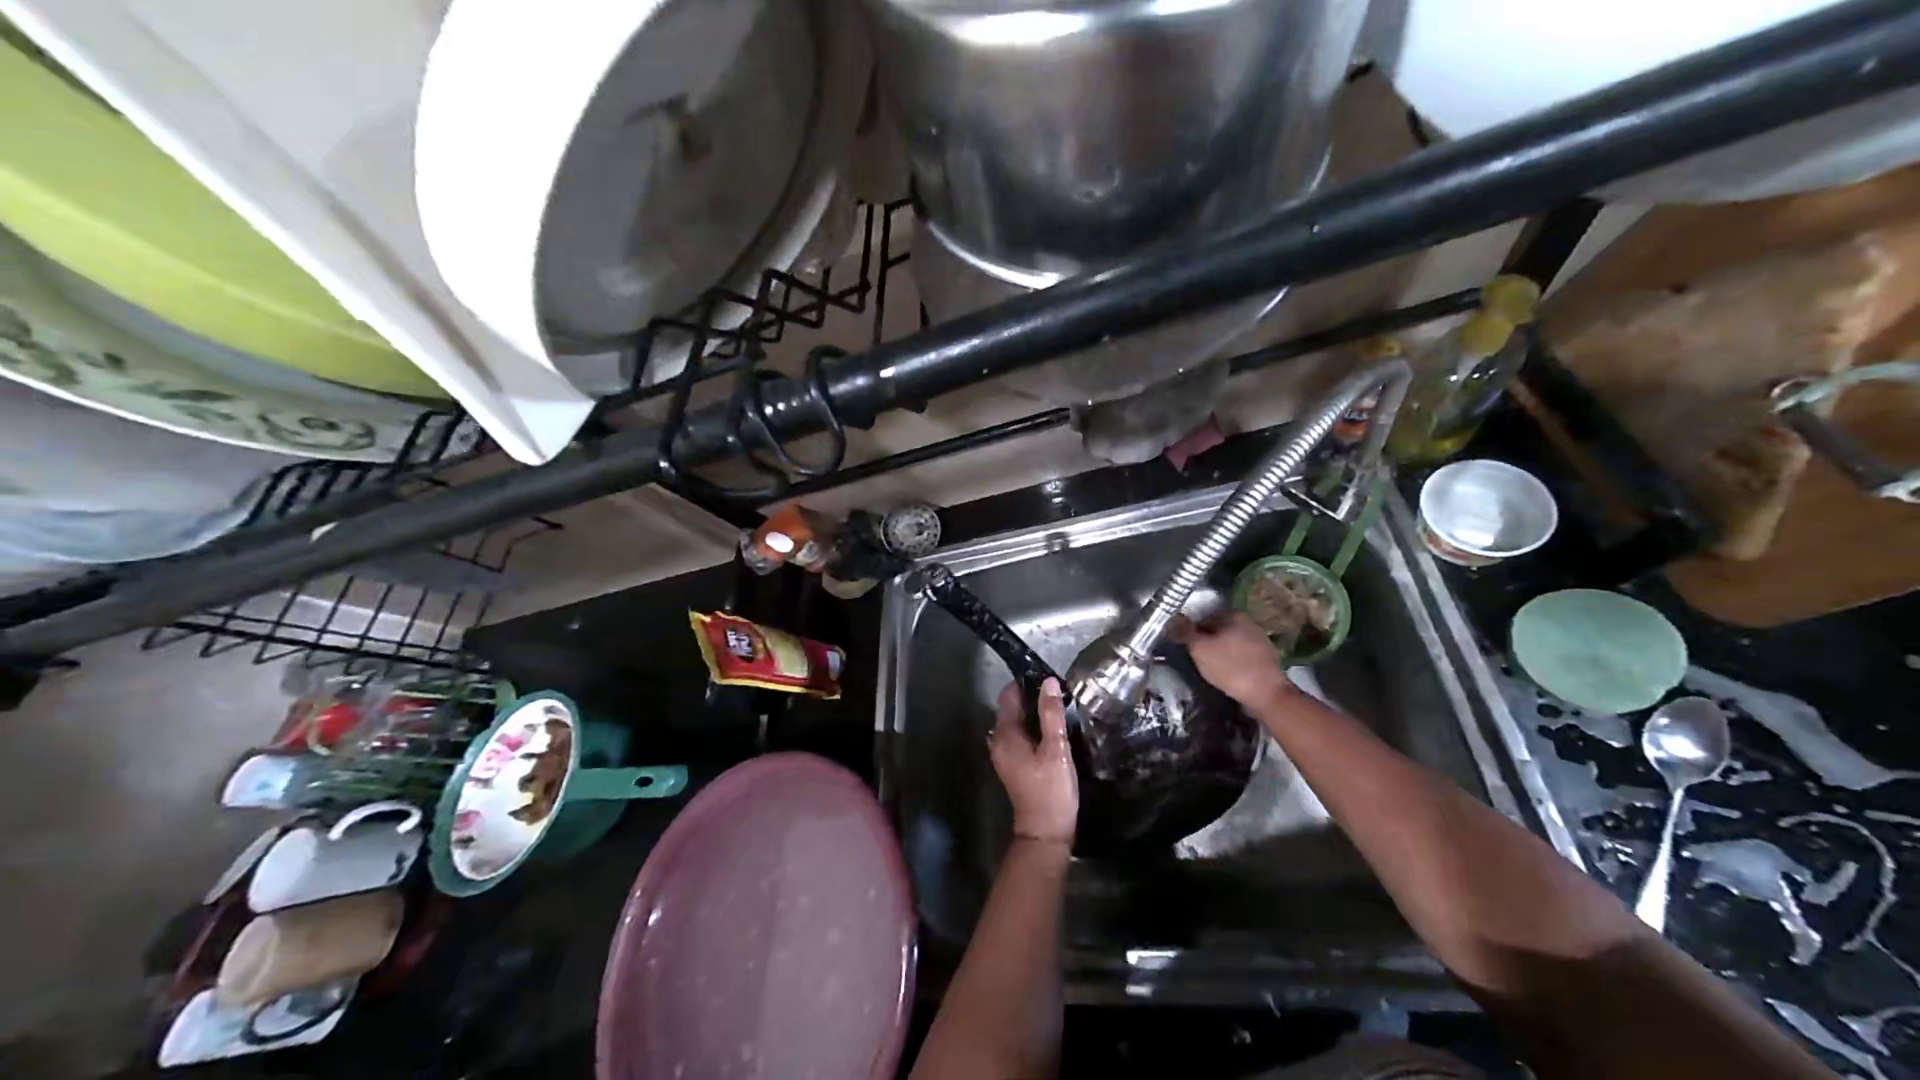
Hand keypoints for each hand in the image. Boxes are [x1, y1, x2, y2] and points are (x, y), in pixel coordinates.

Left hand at [989, 678, 1077, 843]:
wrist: (1044, 832)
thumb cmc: (1051, 789)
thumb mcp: (1056, 749)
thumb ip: (1051, 714)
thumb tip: (1048, 682)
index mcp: (1005, 734)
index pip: (1009, 695)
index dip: (1027, 683)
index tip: (1049, 678)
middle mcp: (998, 740)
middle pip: (1011, 708)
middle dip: (1031, 697)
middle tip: (1059, 693)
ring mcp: (1003, 753)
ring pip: (1016, 722)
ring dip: (1033, 713)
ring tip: (1058, 709)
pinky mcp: (1012, 763)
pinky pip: (1019, 735)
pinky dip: (1032, 728)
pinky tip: (1051, 731)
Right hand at [1174, 613, 1294, 707]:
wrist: (1267, 695)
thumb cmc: (1230, 668)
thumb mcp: (1199, 649)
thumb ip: (1184, 632)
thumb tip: (1171, 620)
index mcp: (1233, 615)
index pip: (1202, 613)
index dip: (1188, 625)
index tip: (1180, 639)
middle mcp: (1248, 623)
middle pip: (1216, 627)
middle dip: (1203, 638)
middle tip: (1190, 653)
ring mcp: (1259, 641)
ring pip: (1228, 641)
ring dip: (1216, 650)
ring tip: (1205, 664)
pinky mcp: (1264, 658)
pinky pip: (1239, 655)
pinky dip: (1229, 661)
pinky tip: (1223, 672)